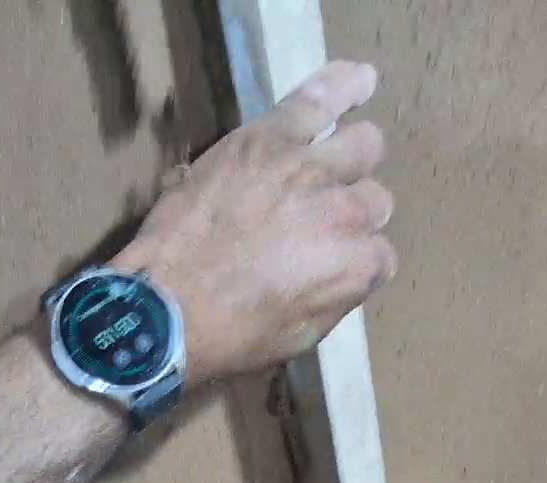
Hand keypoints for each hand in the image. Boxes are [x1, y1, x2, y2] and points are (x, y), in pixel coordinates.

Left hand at [114, 60, 396, 384]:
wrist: (167, 307)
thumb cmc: (230, 336)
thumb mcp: (297, 337)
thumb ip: (334, 298)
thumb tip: (341, 275)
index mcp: (356, 268)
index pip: (379, 254)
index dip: (353, 262)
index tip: (328, 268)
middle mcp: (346, 213)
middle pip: (373, 200)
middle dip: (353, 214)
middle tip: (316, 225)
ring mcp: (310, 168)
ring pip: (361, 145)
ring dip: (352, 159)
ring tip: (337, 161)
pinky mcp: (269, 138)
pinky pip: (319, 98)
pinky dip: (343, 86)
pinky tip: (361, 80)